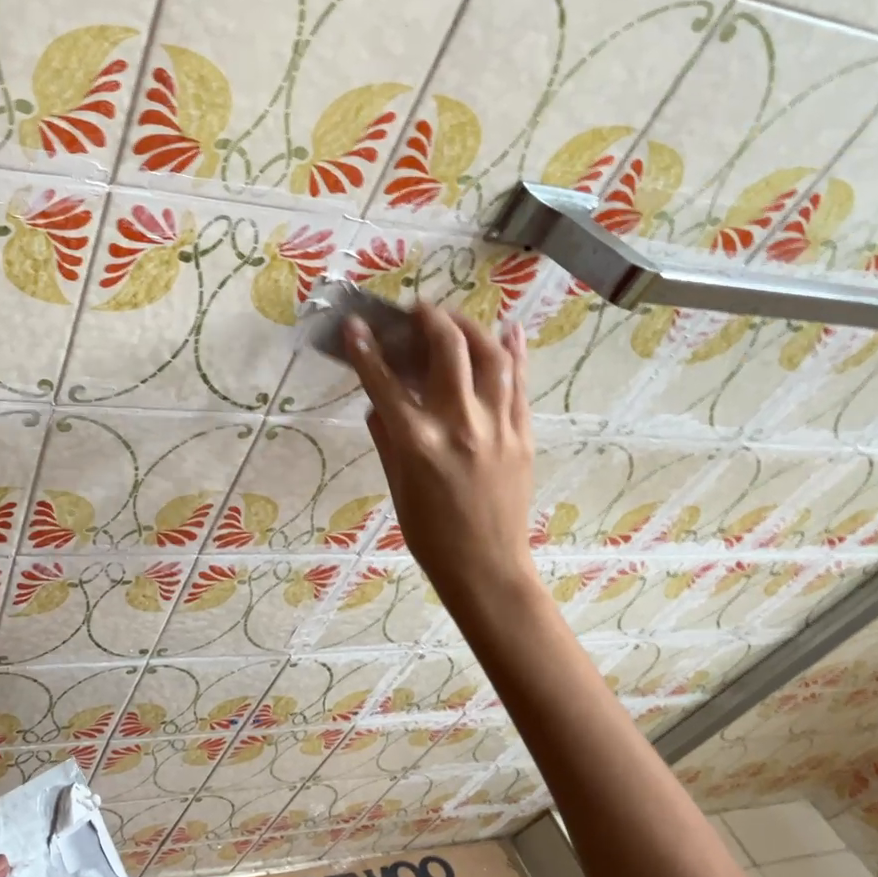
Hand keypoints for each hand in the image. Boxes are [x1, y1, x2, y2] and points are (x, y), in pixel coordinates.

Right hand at [343, 303, 536, 606]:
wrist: (486, 566)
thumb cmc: (428, 531)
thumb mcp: (395, 483)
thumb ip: (386, 435)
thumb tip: (379, 402)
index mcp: (418, 442)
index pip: (385, 382)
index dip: (365, 349)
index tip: (354, 325)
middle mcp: (459, 425)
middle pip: (448, 352)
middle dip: (430, 320)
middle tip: (417, 310)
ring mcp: (497, 427)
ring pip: (491, 358)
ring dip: (471, 327)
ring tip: (453, 317)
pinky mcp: (523, 435)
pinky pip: (520, 384)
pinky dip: (514, 353)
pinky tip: (509, 330)